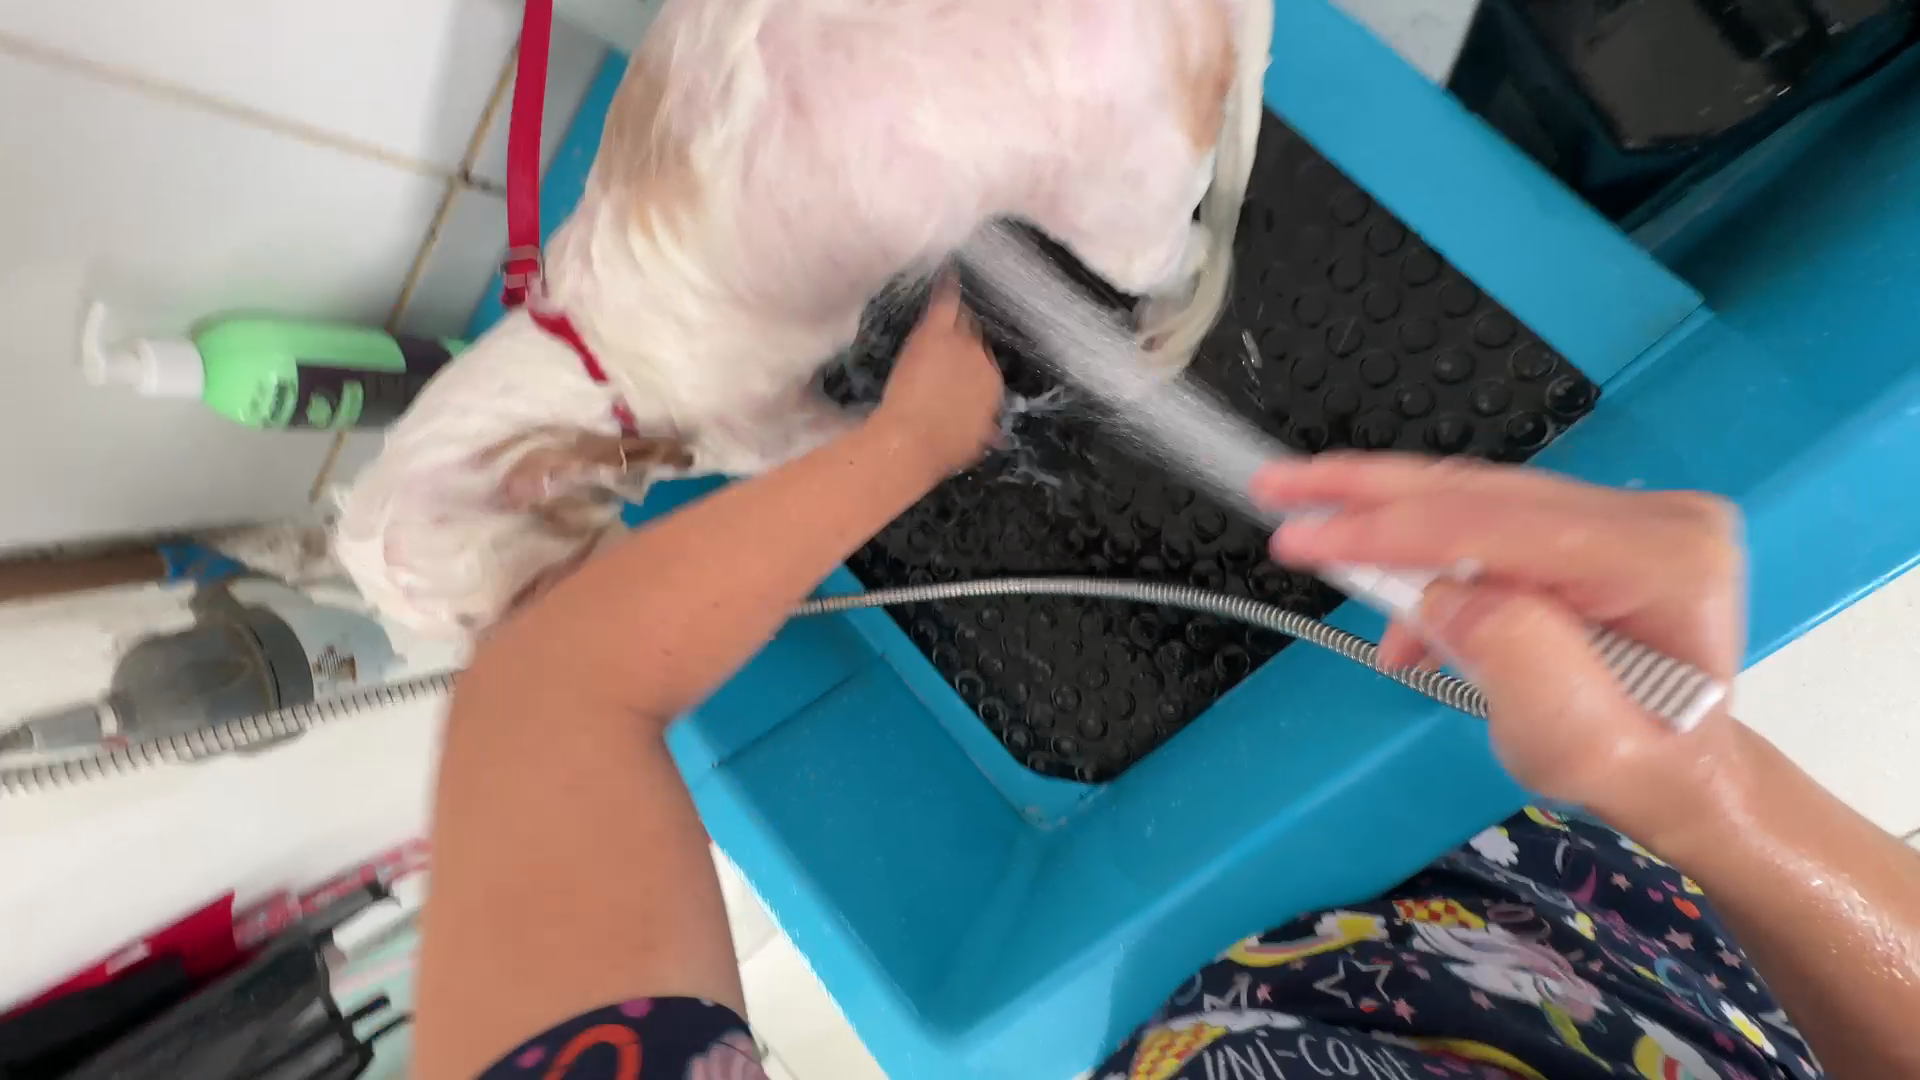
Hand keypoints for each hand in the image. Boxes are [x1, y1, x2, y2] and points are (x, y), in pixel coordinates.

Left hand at [872, 279, 1003, 476]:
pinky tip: (953, 268)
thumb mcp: (974, 442)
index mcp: (993, 388)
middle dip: (976, 331)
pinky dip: (950, 285)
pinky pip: (946, 301)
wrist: (913, 441)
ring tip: (971, 286)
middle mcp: (983, 361)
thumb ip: (984, 428)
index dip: (975, 360)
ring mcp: (960, 344)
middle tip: (970, 320)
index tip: (967, 359)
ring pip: (967, 316)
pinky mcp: (934, 333)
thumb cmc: (943, 450)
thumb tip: (994, 431)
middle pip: (980, 337)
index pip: (988, 365)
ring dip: (967, 304)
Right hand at [1252, 453, 1749, 844]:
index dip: (1382, 531)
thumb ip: (1520, 662)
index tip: (1295, 539)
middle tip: (1275, 484)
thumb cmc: (1626, 765)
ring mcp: (1614, 512)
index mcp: (1662, 561)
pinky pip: (1469, 516)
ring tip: (1299, 519)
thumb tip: (1441, 596)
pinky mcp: (1578, 520)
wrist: (1672, 766)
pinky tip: (1382, 589)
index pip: (1491, 527)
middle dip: (1359, 490)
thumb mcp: (1578, 745)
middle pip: (1469, 491)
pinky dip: (1406, 544)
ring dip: (1371, 511)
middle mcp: (1646, 516)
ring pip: (1461, 495)